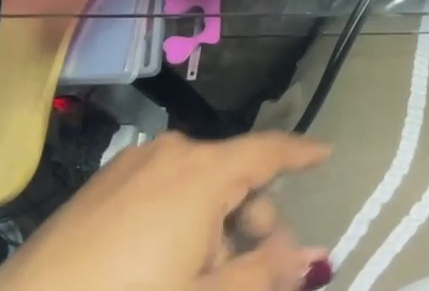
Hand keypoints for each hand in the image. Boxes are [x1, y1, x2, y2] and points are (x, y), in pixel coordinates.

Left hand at [0, 132, 330, 290]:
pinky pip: (162, 192)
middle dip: (255, 220)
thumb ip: (265, 273)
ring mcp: (131, 166)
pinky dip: (181, 221)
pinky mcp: (101, 186)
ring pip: (197, 187)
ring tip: (208, 279)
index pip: (268, 150)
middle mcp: (171, 153)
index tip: (327, 153)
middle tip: (259, 272)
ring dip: (216, 227)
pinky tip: (168, 268)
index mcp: (202, 170)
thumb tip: (312, 256)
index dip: (301, 154)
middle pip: (234, 174)